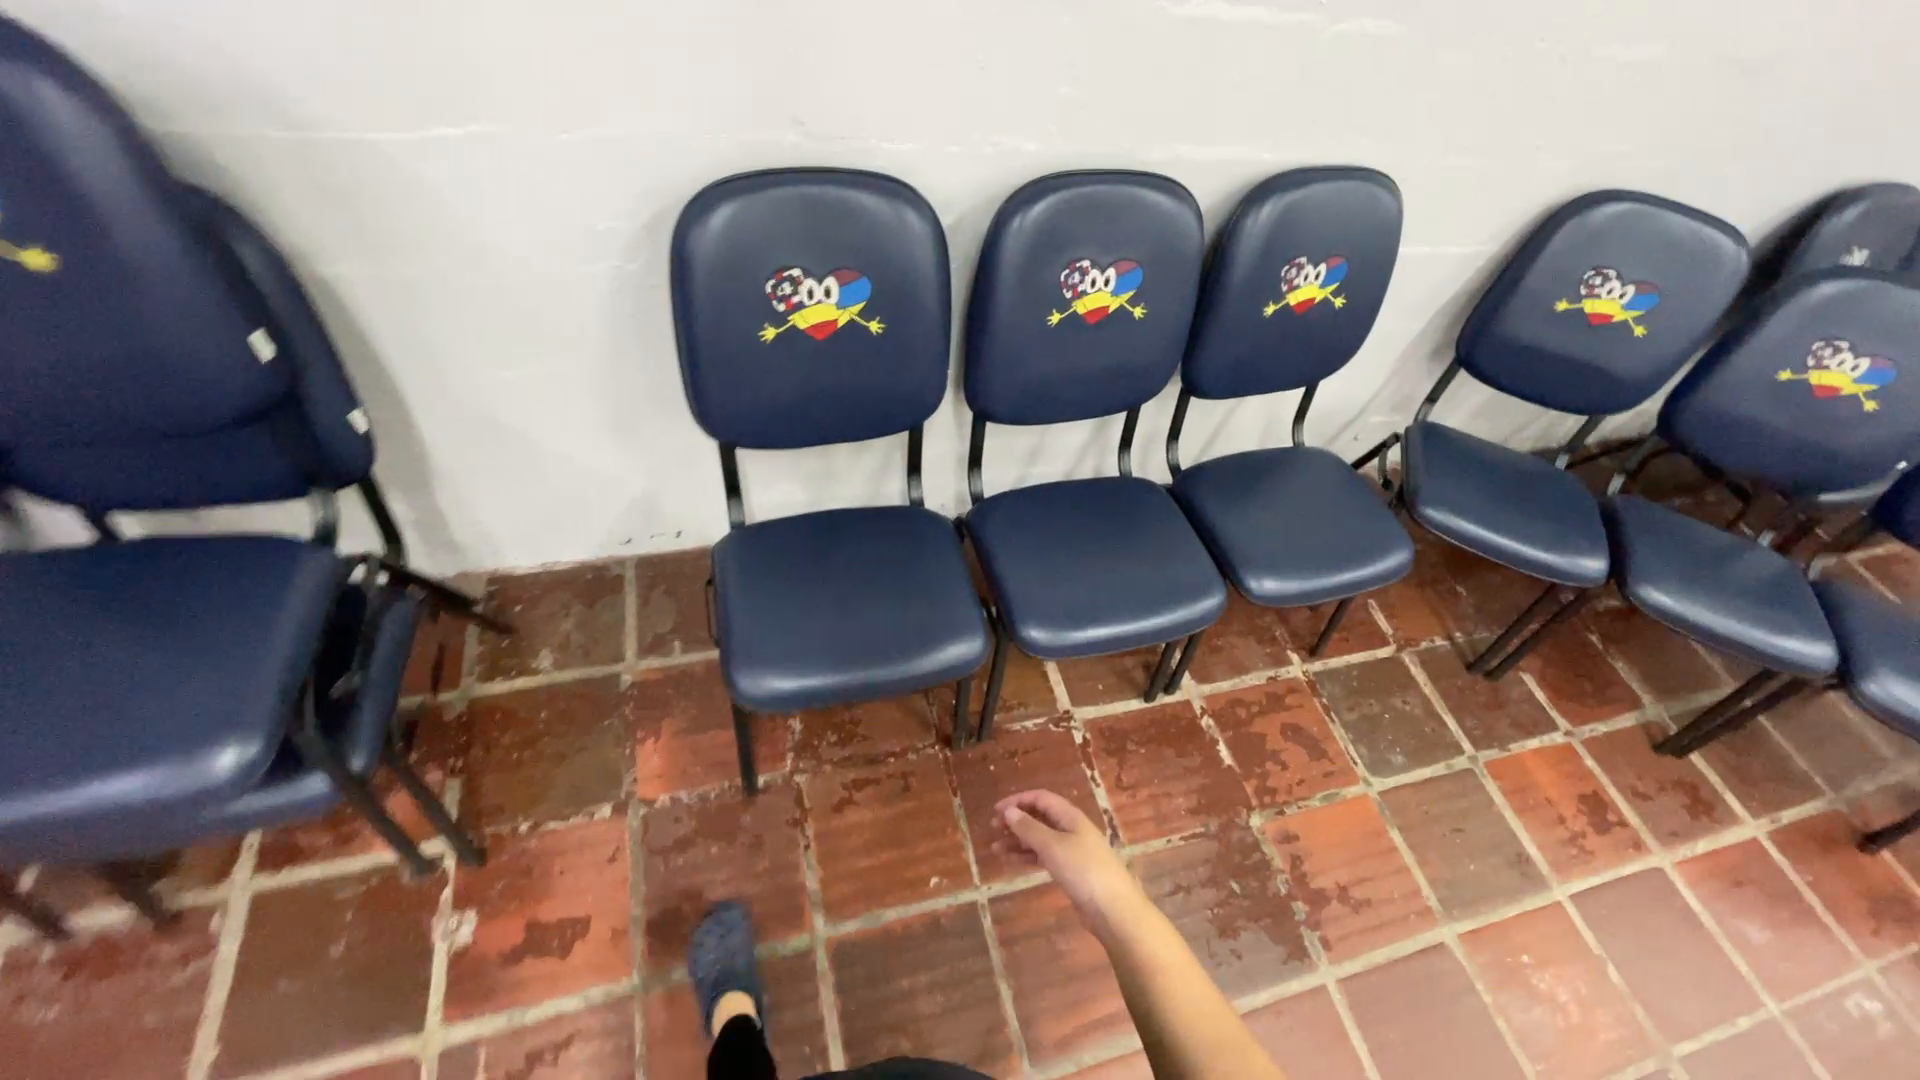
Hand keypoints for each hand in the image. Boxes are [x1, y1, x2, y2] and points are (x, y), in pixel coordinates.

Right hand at [992, 790, 1141, 936]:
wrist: (1112, 909)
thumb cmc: (1083, 870)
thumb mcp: (1053, 846)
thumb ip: (1029, 828)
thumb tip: (1009, 811)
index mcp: (1070, 816)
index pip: (1041, 798)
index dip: (1018, 800)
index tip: (996, 810)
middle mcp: (1071, 829)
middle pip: (1040, 817)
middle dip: (1016, 821)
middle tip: (993, 829)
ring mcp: (1071, 850)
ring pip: (1040, 839)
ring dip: (1018, 841)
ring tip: (995, 849)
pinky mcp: (1070, 870)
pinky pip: (1044, 856)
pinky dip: (1027, 856)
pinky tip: (1011, 861)